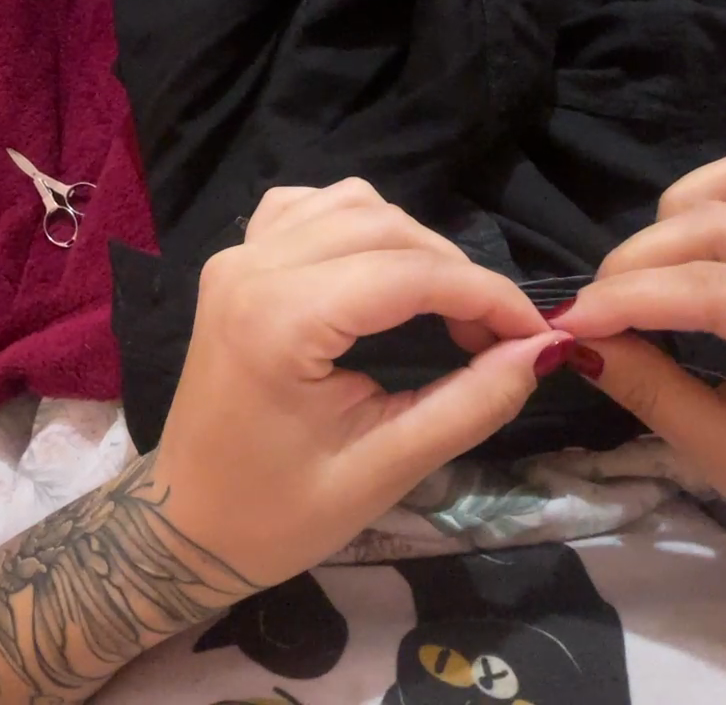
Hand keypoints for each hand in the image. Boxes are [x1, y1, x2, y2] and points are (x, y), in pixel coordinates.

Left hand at [150, 179, 567, 590]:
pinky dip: (358, 222)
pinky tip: (374, 263)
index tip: (536, 332)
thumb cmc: (276, 513)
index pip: (408, 275)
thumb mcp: (383, 471)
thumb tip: (541, 349)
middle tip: (493, 334)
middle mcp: (253, 266)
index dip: (486, 296)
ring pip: (352, 204)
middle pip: (386, 227)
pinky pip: (309, 207)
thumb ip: (470, 404)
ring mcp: (238, 254)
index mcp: (280, 320)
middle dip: (456, 272)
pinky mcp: (235, 259)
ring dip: (412, 242)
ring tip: (443, 302)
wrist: (185, 522)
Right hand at [549, 146, 725, 592]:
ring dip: (673, 223)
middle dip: (638, 262)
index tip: (569, 320)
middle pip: (725, 225)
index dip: (632, 297)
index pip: (722, 291)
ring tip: (645, 281)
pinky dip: (708, 202)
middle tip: (593, 312)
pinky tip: (688, 251)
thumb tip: (573, 340)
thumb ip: (652, 391)